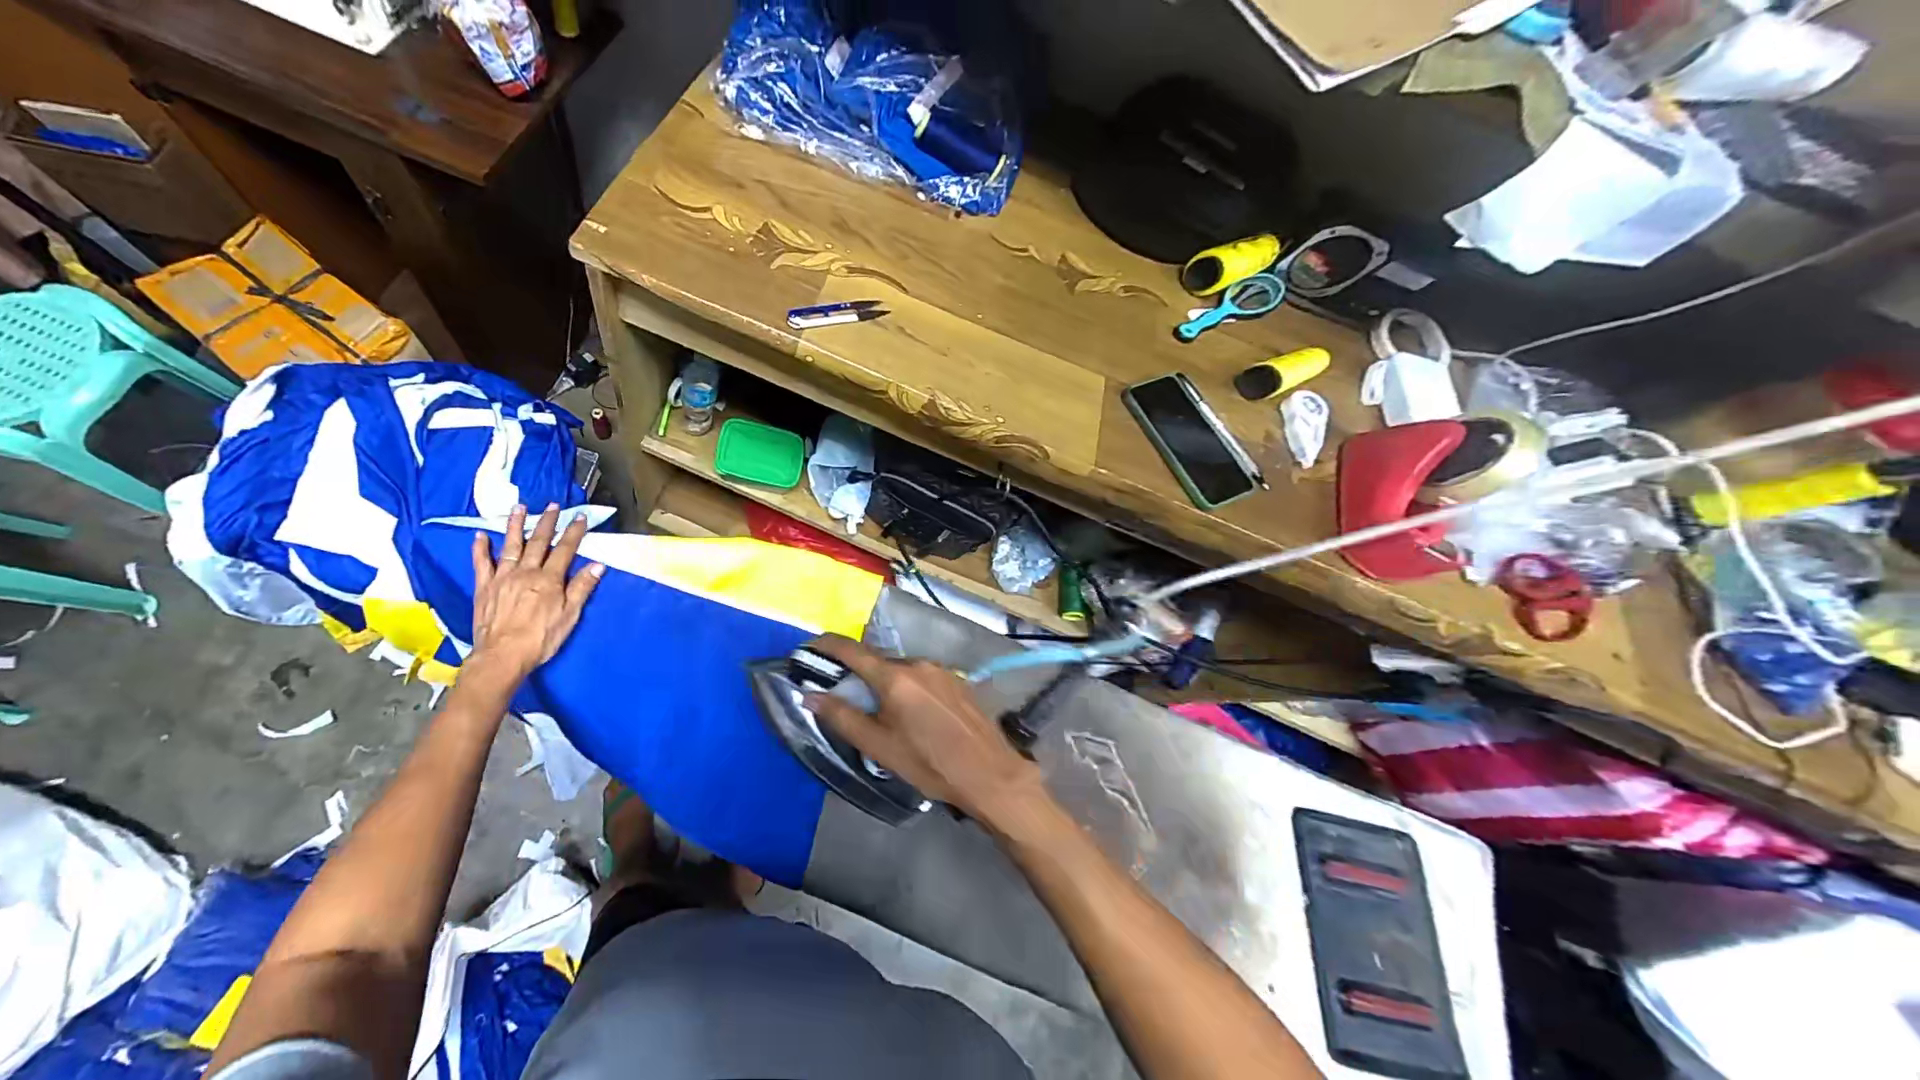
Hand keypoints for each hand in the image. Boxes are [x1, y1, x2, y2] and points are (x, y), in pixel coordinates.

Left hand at [469, 504, 604, 679]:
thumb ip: (581, 588)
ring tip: (520, 508)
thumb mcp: (570, 615)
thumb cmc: (541, 638)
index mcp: (549, 580)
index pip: (565, 550)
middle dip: (547, 522)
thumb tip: (597, 565)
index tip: (579, 517)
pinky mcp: (484, 587)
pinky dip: (480, 548)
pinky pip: (481, 563)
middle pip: (538, 542)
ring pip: (510, 546)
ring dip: (516, 525)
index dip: (573, 532)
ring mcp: (502, 578)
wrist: (502, 656)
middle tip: (552, 505)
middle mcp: (526, 573)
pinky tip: (480, 535)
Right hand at [805, 634, 1044, 825]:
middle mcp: (919, 664)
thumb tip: (810, 695)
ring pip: (903, 670)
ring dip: (888, 685)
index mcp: (895, 678)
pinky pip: (924, 678)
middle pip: (879, 662)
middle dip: (861, 675)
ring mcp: (942, 670)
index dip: (828, 645)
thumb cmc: (929, 764)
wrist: (988, 773)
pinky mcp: (958, 681)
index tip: (811, 646)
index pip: (853, 651)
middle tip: (849, 699)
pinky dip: (910, 689)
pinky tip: (916, 716)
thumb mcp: (879, 746)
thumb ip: (842, 718)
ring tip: (886, 716)